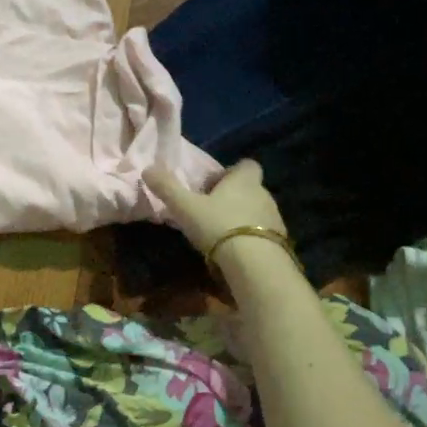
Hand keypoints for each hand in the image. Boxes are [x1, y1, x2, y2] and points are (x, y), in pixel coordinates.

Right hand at [145, 160, 286, 254]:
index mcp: (243, 180)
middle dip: (231, 196)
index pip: (245, 165)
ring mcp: (274, 217)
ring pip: (255, 210)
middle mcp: (263, 193)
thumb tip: (147, 168)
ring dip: (240, 216)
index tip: (210, 186)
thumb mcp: (184, 206)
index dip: (229, 173)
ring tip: (219, 233)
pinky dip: (249, 235)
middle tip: (208, 211)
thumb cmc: (217, 225)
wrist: (253, 261)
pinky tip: (234, 249)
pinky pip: (262, 231)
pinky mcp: (279, 239)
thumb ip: (167, 187)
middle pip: (249, 188)